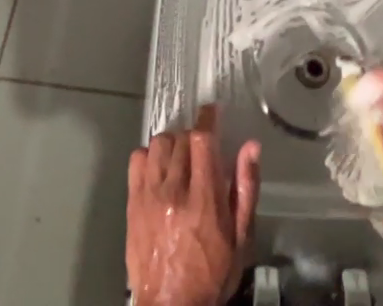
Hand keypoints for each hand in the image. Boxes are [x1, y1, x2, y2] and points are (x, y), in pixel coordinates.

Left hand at [126, 105, 261, 305]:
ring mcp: (149, 196)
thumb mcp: (241, 237)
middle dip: (193, 135)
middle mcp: (173, 191)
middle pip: (180, 138)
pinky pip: (135, 160)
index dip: (208, 118)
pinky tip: (159, 168)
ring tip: (180, 156)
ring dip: (172, 143)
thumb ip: (246, 189)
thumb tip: (251, 147)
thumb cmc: (212, 273)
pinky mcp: (132, 204)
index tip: (212, 110)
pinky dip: (148, 156)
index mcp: (203, 199)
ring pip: (157, 145)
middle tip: (202, 146)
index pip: (202, 140)